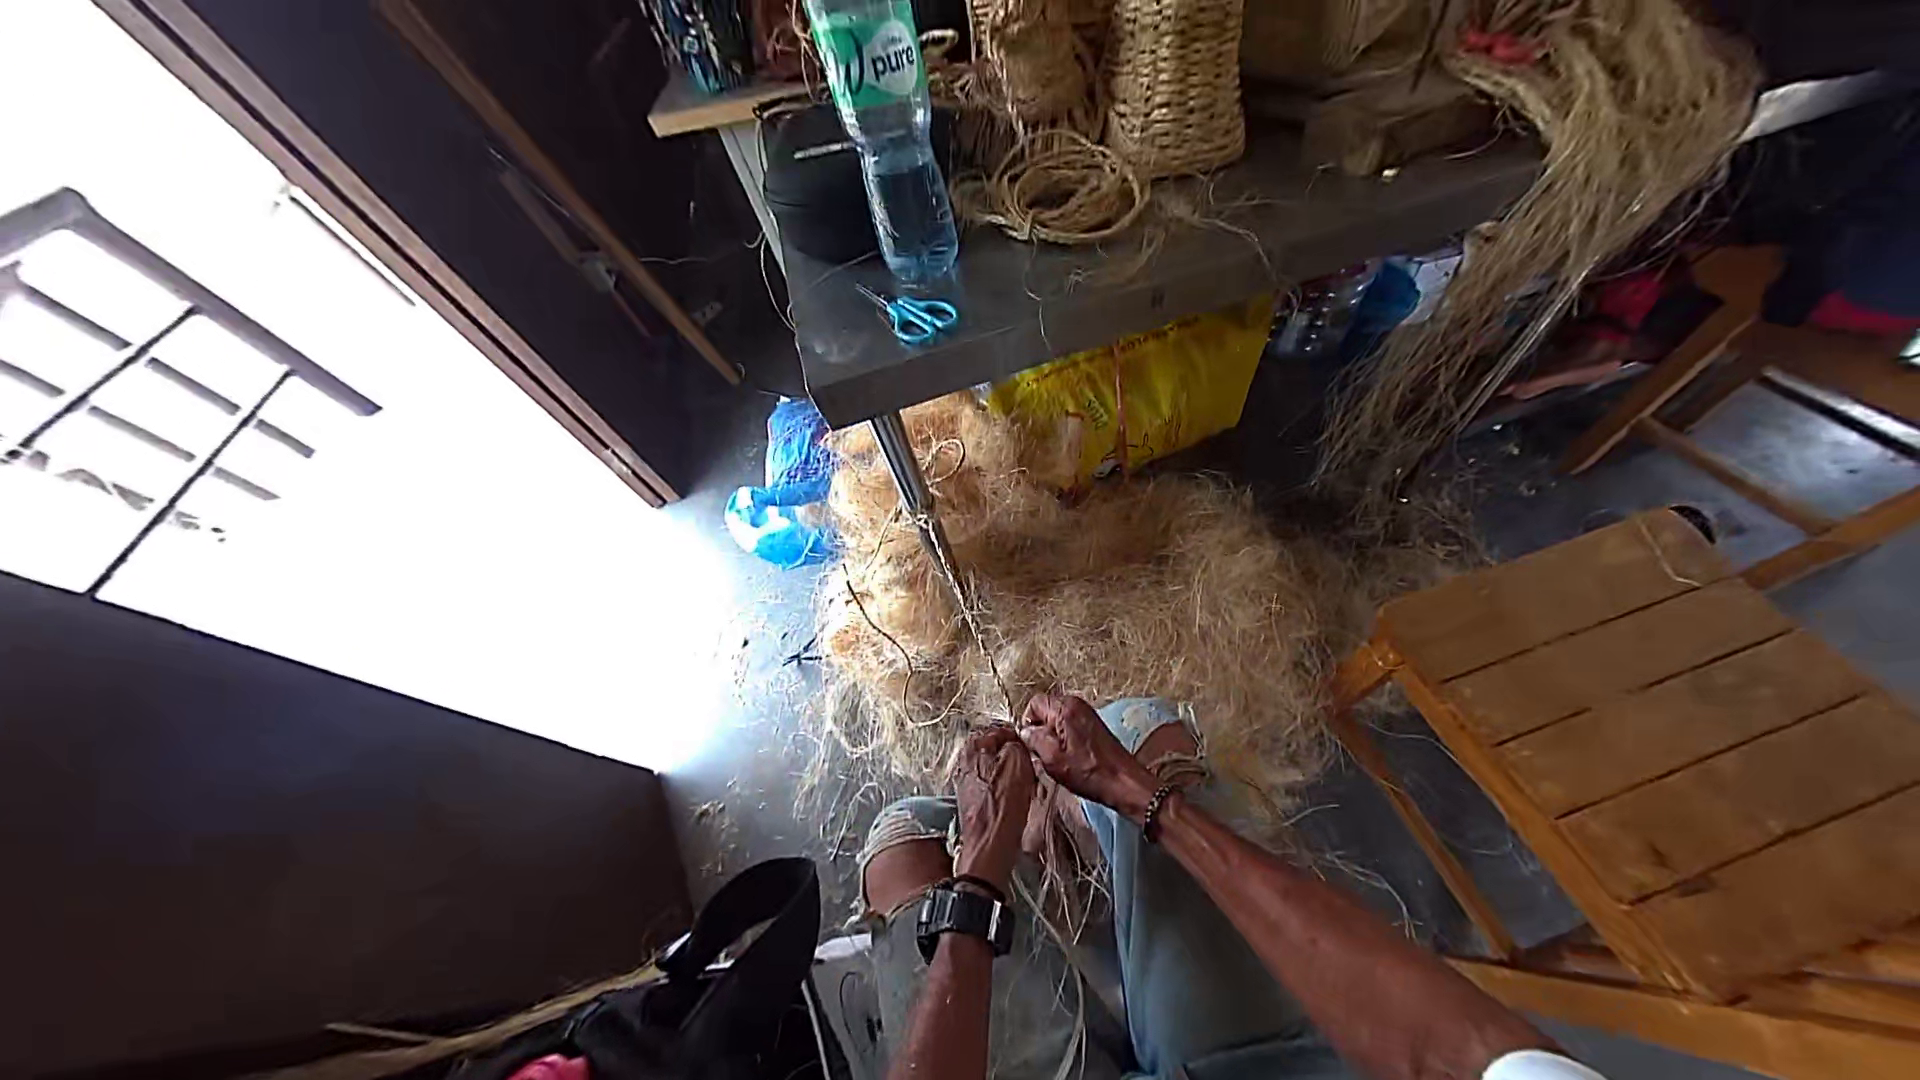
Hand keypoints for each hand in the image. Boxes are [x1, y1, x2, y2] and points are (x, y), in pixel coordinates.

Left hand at [953, 727, 1035, 893]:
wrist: (990, 845)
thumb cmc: (1001, 807)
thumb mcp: (1017, 763)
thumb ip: (1016, 744)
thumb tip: (1016, 743)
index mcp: (973, 746)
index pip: (999, 730)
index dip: (1018, 738)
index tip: (1029, 747)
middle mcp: (965, 761)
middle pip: (997, 751)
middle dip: (1015, 759)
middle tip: (1029, 769)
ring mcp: (967, 782)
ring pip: (997, 770)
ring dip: (1013, 776)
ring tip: (1026, 788)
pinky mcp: (973, 800)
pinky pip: (995, 787)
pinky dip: (1007, 791)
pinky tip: (1017, 802)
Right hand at [1019, 694, 1158, 821]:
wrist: (1124, 783)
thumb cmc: (1091, 773)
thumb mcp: (1053, 759)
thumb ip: (1034, 739)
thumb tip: (1024, 731)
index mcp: (1065, 708)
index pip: (1034, 703)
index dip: (1029, 723)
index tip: (1034, 743)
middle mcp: (1076, 704)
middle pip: (1045, 710)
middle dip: (1041, 730)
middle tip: (1047, 753)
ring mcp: (1086, 713)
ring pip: (1056, 719)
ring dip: (1053, 736)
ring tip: (1060, 758)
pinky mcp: (1092, 724)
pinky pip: (1068, 725)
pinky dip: (1065, 739)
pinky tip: (1071, 757)